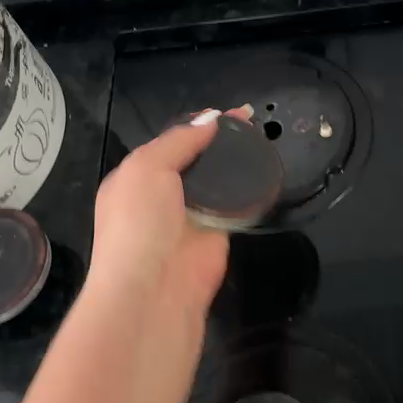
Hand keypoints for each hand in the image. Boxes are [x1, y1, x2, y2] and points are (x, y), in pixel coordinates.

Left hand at [87, 107, 247, 312]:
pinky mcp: (218, 232)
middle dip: (221, 140)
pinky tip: (266, 169)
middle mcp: (163, 194)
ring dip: (237, 161)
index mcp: (136, 176)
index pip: (171, 141)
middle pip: (197, 158)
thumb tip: (211, 120)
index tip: (229, 113)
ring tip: (263, 137)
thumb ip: (179, 141)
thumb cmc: (138, 223)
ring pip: (218, 179)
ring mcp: (192, 214)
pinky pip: (235, 204)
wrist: (153, 289)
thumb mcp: (146, 168)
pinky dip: (250, 189)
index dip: (199, 124)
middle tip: (251, 120)